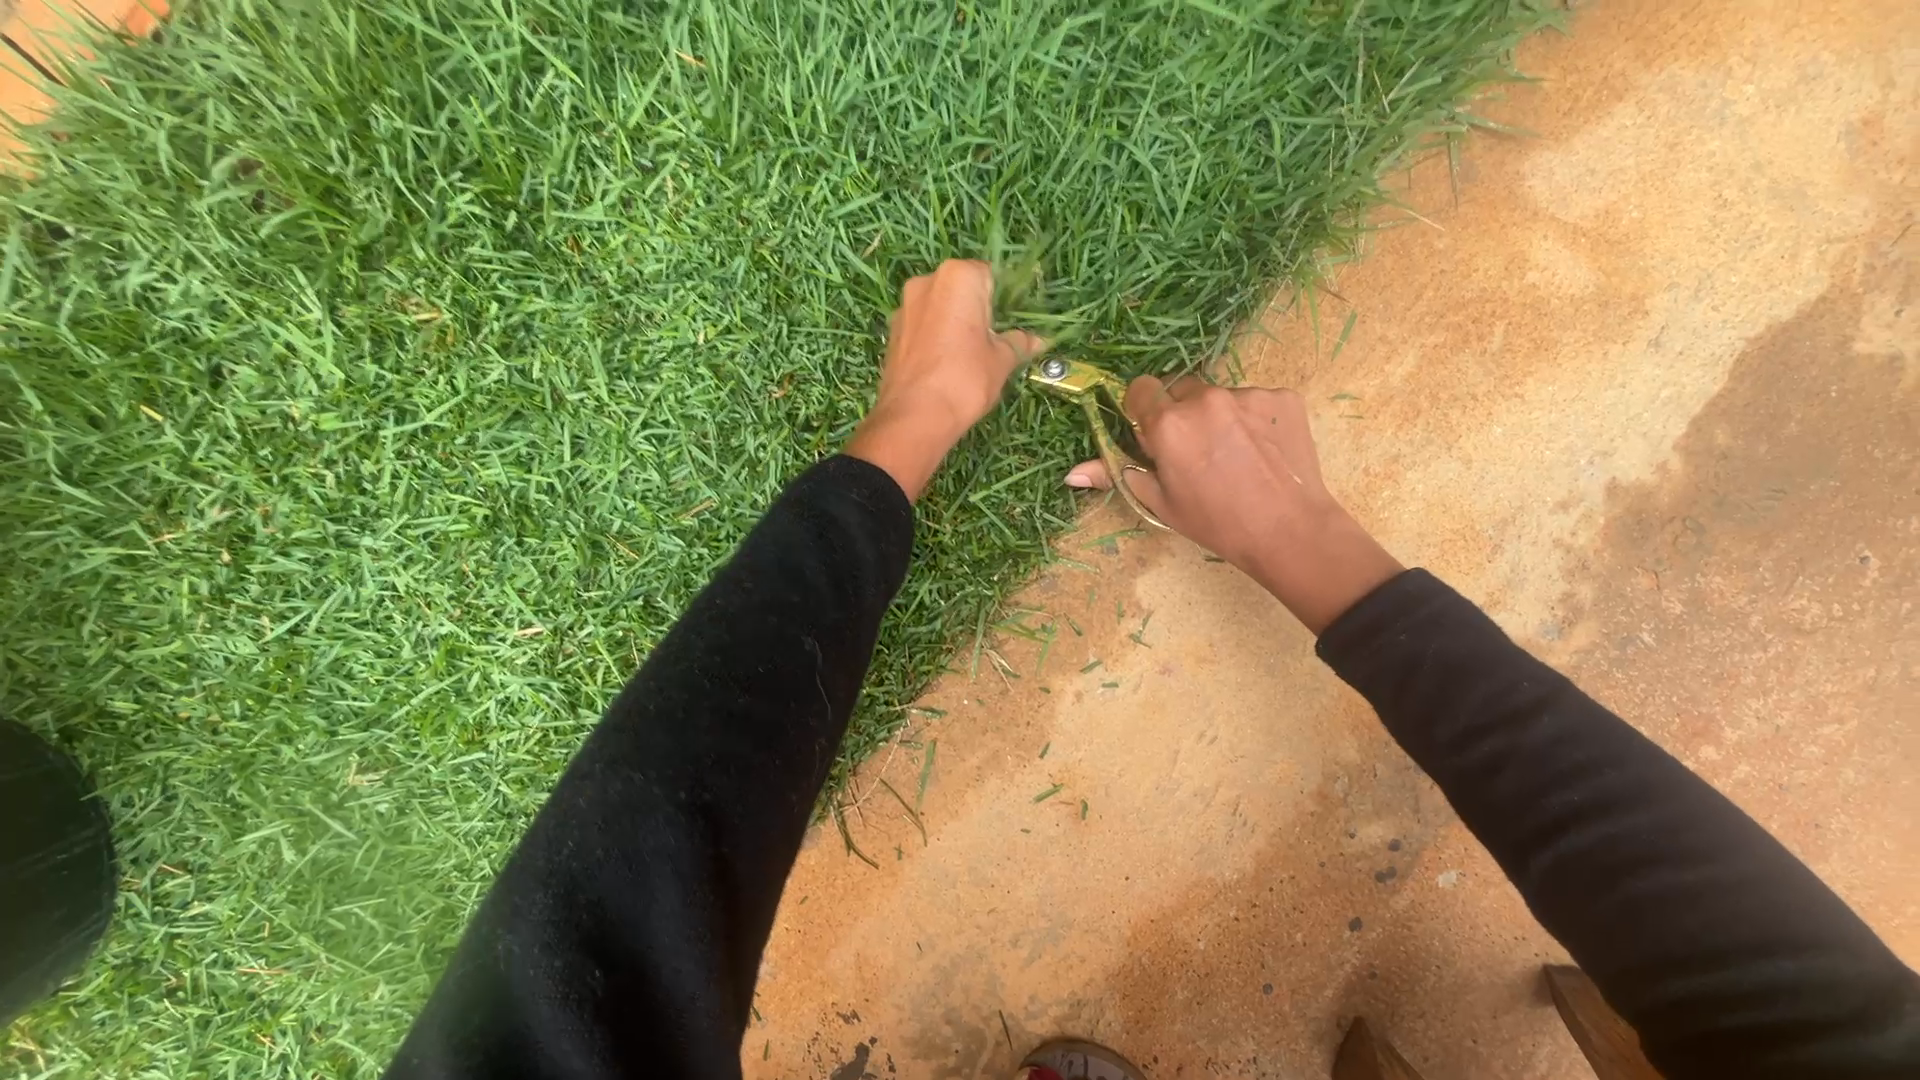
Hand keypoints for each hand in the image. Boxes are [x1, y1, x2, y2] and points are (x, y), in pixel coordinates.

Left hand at [844, 260, 1043, 500]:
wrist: (915, 417)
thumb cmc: (965, 380)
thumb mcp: (1001, 360)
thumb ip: (1018, 343)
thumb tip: (1037, 341)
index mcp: (958, 277)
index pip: (990, 275)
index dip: (1004, 300)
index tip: (1012, 323)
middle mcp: (927, 282)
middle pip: (961, 289)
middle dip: (978, 311)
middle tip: (992, 342)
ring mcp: (904, 307)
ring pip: (939, 308)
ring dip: (955, 324)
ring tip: (968, 357)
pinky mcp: (892, 332)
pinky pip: (922, 326)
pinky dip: (935, 338)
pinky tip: (945, 365)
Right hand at [1065, 376, 1401, 632]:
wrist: (1288, 530)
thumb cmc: (1215, 523)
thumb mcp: (1160, 502)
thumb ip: (1116, 475)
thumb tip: (1071, 473)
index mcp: (1167, 424)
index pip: (1140, 389)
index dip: (1143, 410)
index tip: (1152, 433)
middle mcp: (1204, 399)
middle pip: (1180, 390)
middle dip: (1180, 413)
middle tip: (1193, 451)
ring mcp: (1247, 395)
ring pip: (1218, 396)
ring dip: (1217, 416)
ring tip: (1232, 456)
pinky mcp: (1282, 397)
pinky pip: (1255, 400)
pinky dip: (1253, 420)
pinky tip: (1260, 451)